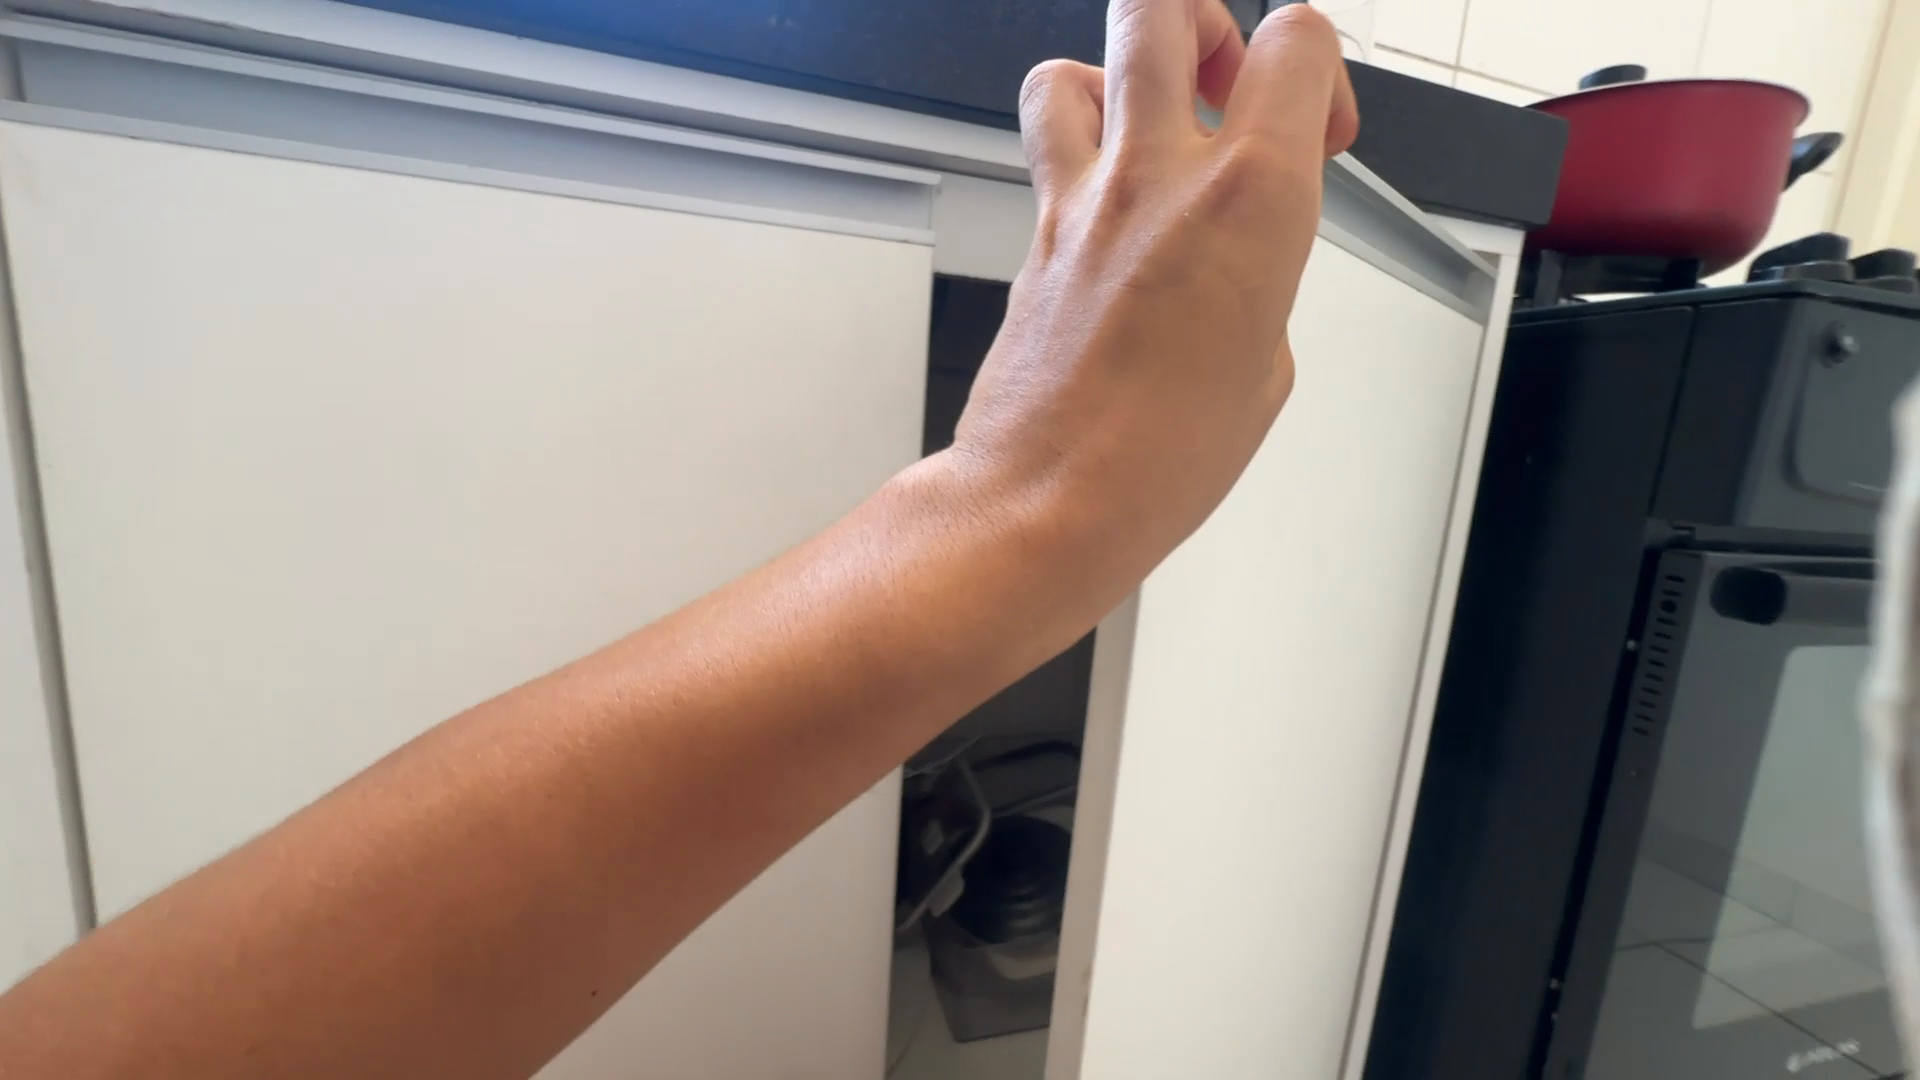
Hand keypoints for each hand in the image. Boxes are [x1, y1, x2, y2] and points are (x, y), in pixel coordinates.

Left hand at [951, 0, 1357, 591]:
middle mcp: (1156, 182)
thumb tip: (1235, 277)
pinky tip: (1097, 199)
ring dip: (1114, 75)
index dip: (1315, 69)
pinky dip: (1071, 152)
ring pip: (1071, 68)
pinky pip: (1042, 158)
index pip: (1296, 40)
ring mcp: (1078, 210)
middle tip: (1220, 83)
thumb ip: (1258, 291)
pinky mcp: (1030, 245)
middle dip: (1202, 25)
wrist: (1050, 500)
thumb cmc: (1155, 461)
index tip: (1314, 127)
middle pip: (1161, 8)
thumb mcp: (1262, 375)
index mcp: (1250, 201)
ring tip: (1141, 125)